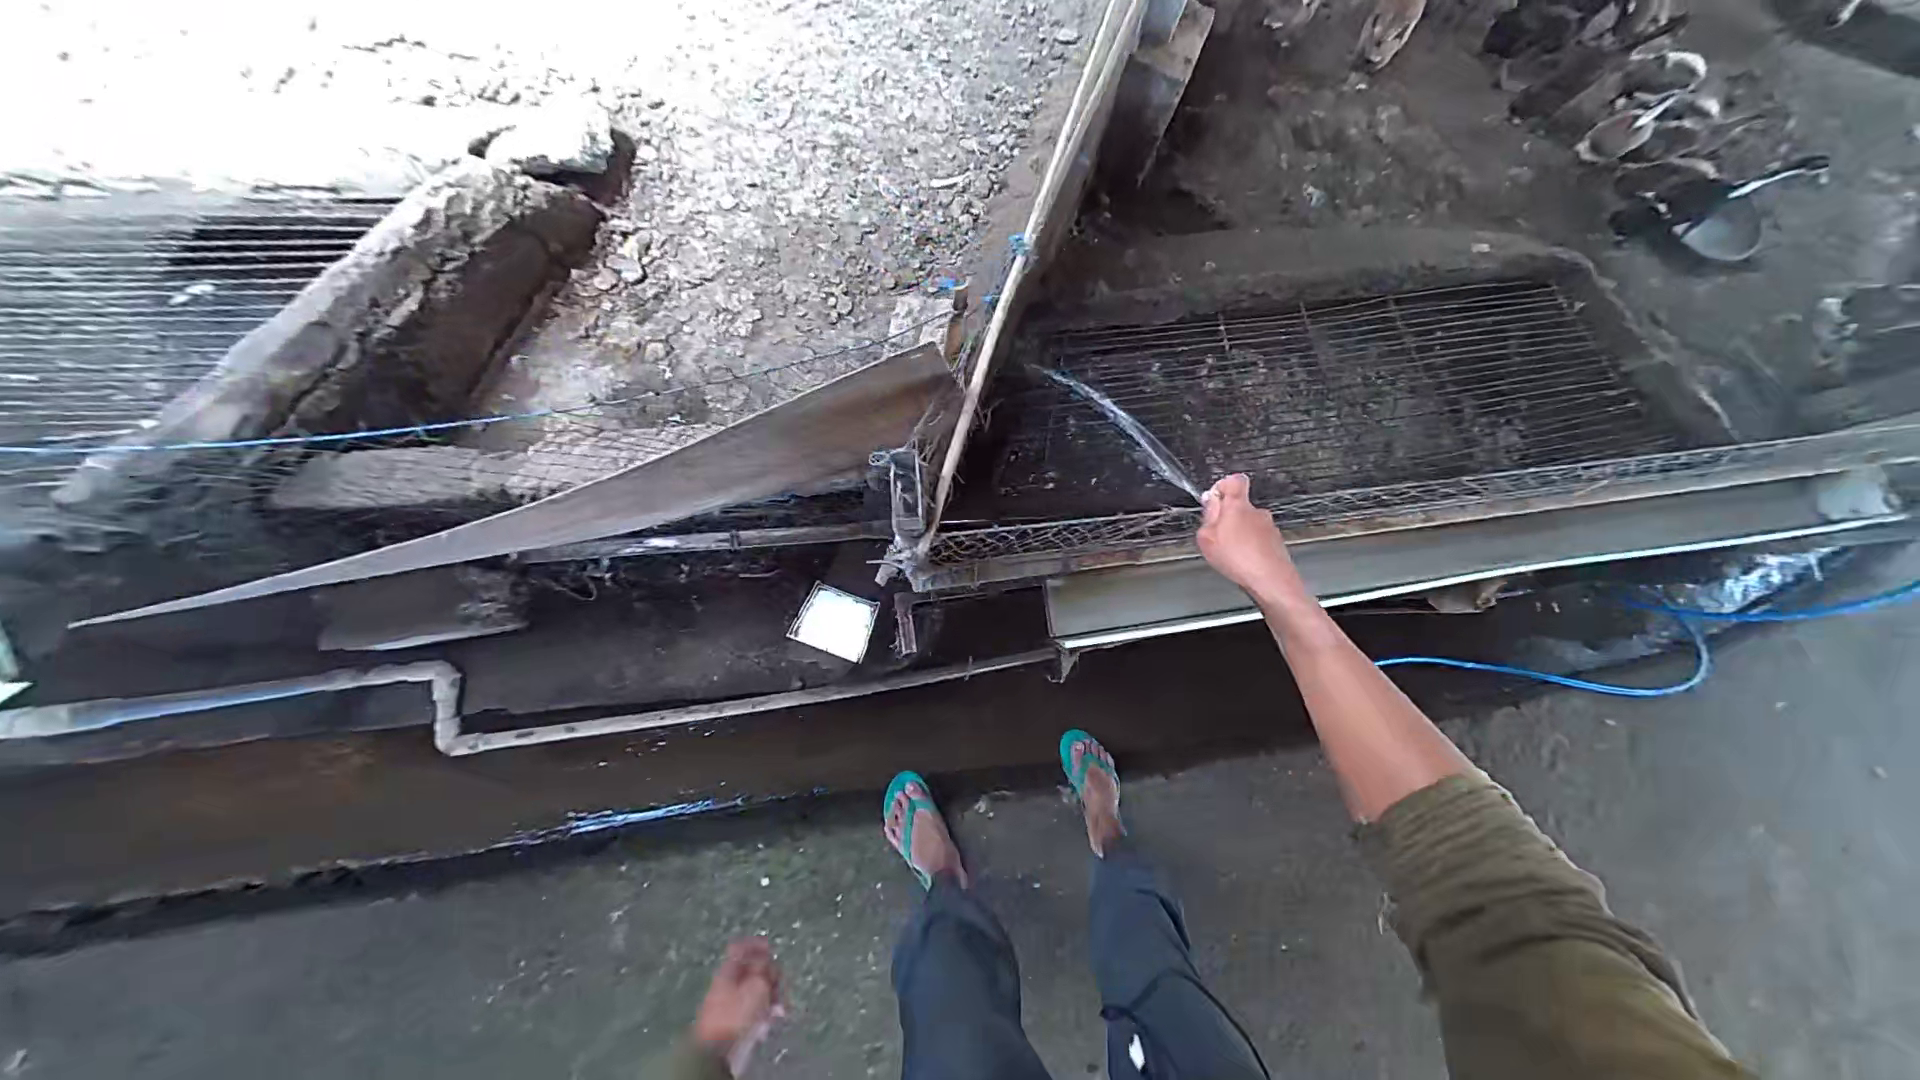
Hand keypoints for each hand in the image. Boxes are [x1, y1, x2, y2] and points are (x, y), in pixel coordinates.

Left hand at [692, 938, 784, 1075]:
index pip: (741, 947)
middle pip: (753, 968)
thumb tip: (767, 962)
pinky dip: (766, 1010)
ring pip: (757, 989)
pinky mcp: (735, 1021)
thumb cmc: (737, 1013)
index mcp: (728, 969)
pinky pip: (755, 1008)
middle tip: (780, 984)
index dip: (757, 944)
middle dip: (771, 974)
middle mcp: (728, 983)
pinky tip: (773, 1017)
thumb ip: (765, 968)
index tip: (771, 949)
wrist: (716, 1052)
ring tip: (780, 1007)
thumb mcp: (757, 984)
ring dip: (772, 994)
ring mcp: (731, 1002)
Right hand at [1197, 474, 1302, 601]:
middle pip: (1238, 504)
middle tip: (1215, 533)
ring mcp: (1268, 526)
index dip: (1221, 487)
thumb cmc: (1239, 559)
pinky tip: (1241, 559)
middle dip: (1225, 515)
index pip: (1234, 480)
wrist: (1270, 580)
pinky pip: (1256, 536)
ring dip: (1237, 532)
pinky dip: (1247, 544)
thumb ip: (1207, 515)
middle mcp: (1256, 512)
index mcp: (1238, 505)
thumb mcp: (1206, 537)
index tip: (1213, 500)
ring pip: (1247, 522)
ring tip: (1228, 551)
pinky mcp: (1274, 540)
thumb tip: (1210, 501)